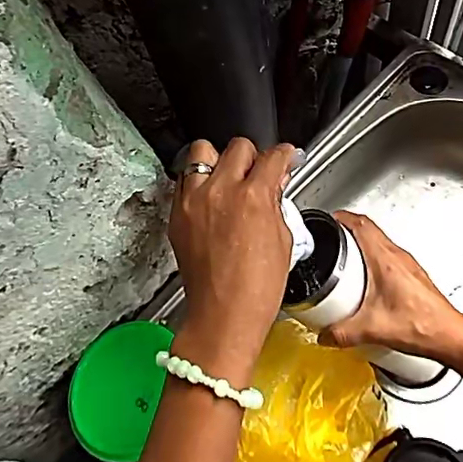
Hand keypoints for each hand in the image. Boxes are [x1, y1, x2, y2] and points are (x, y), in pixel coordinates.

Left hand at [167, 139, 297, 381]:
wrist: (224, 315)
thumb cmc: (255, 288)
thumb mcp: (283, 239)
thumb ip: (277, 203)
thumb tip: (275, 183)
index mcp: (254, 197)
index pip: (272, 156)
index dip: (285, 155)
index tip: (285, 157)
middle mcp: (220, 191)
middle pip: (237, 146)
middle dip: (253, 156)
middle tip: (258, 171)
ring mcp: (194, 202)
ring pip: (202, 151)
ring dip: (219, 160)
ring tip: (228, 177)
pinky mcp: (177, 215)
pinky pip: (184, 181)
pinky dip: (198, 182)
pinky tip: (210, 197)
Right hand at [327, 212, 462, 365]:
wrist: (450, 337)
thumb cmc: (423, 325)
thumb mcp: (371, 329)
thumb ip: (340, 333)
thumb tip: (323, 335)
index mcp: (386, 259)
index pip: (362, 224)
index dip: (343, 218)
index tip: (331, 219)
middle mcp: (399, 257)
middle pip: (371, 231)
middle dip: (349, 232)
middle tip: (334, 240)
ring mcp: (408, 266)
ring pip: (382, 245)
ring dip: (363, 247)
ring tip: (347, 262)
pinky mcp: (414, 278)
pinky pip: (390, 259)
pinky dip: (375, 262)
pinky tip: (369, 285)